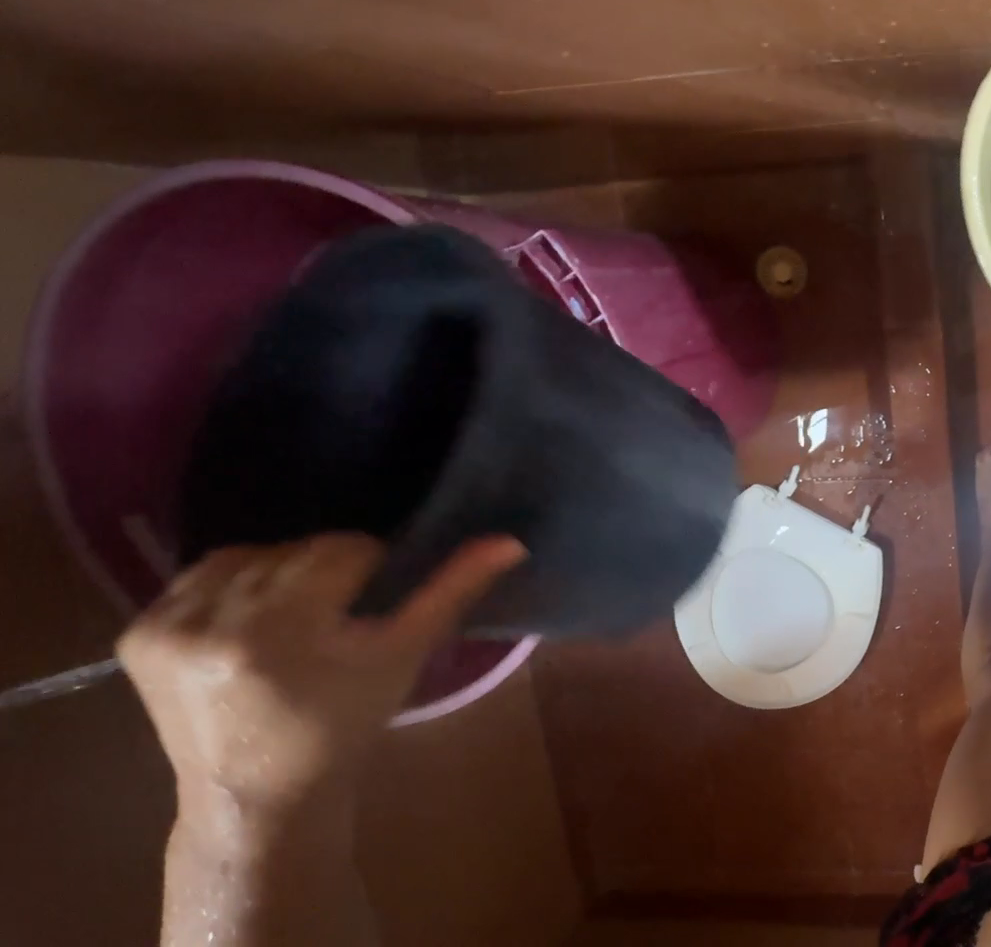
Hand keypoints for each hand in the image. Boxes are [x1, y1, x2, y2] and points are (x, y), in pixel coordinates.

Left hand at [117, 534, 524, 818]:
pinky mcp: (135, 636)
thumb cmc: (346, 723)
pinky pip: (200, 576)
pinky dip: (236, 584)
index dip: (371, 569)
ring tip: (297, 613)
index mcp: (277, 628)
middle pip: (295, 550)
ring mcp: (162, 629)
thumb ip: (453, 590)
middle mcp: (209, 621)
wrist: (260, 793)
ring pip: (248, 556)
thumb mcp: (406, 653)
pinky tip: (254, 618)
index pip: (341, 550)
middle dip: (327, 572)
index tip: (373, 607)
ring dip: (281, 572)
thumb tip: (509, 541)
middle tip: (341, 614)